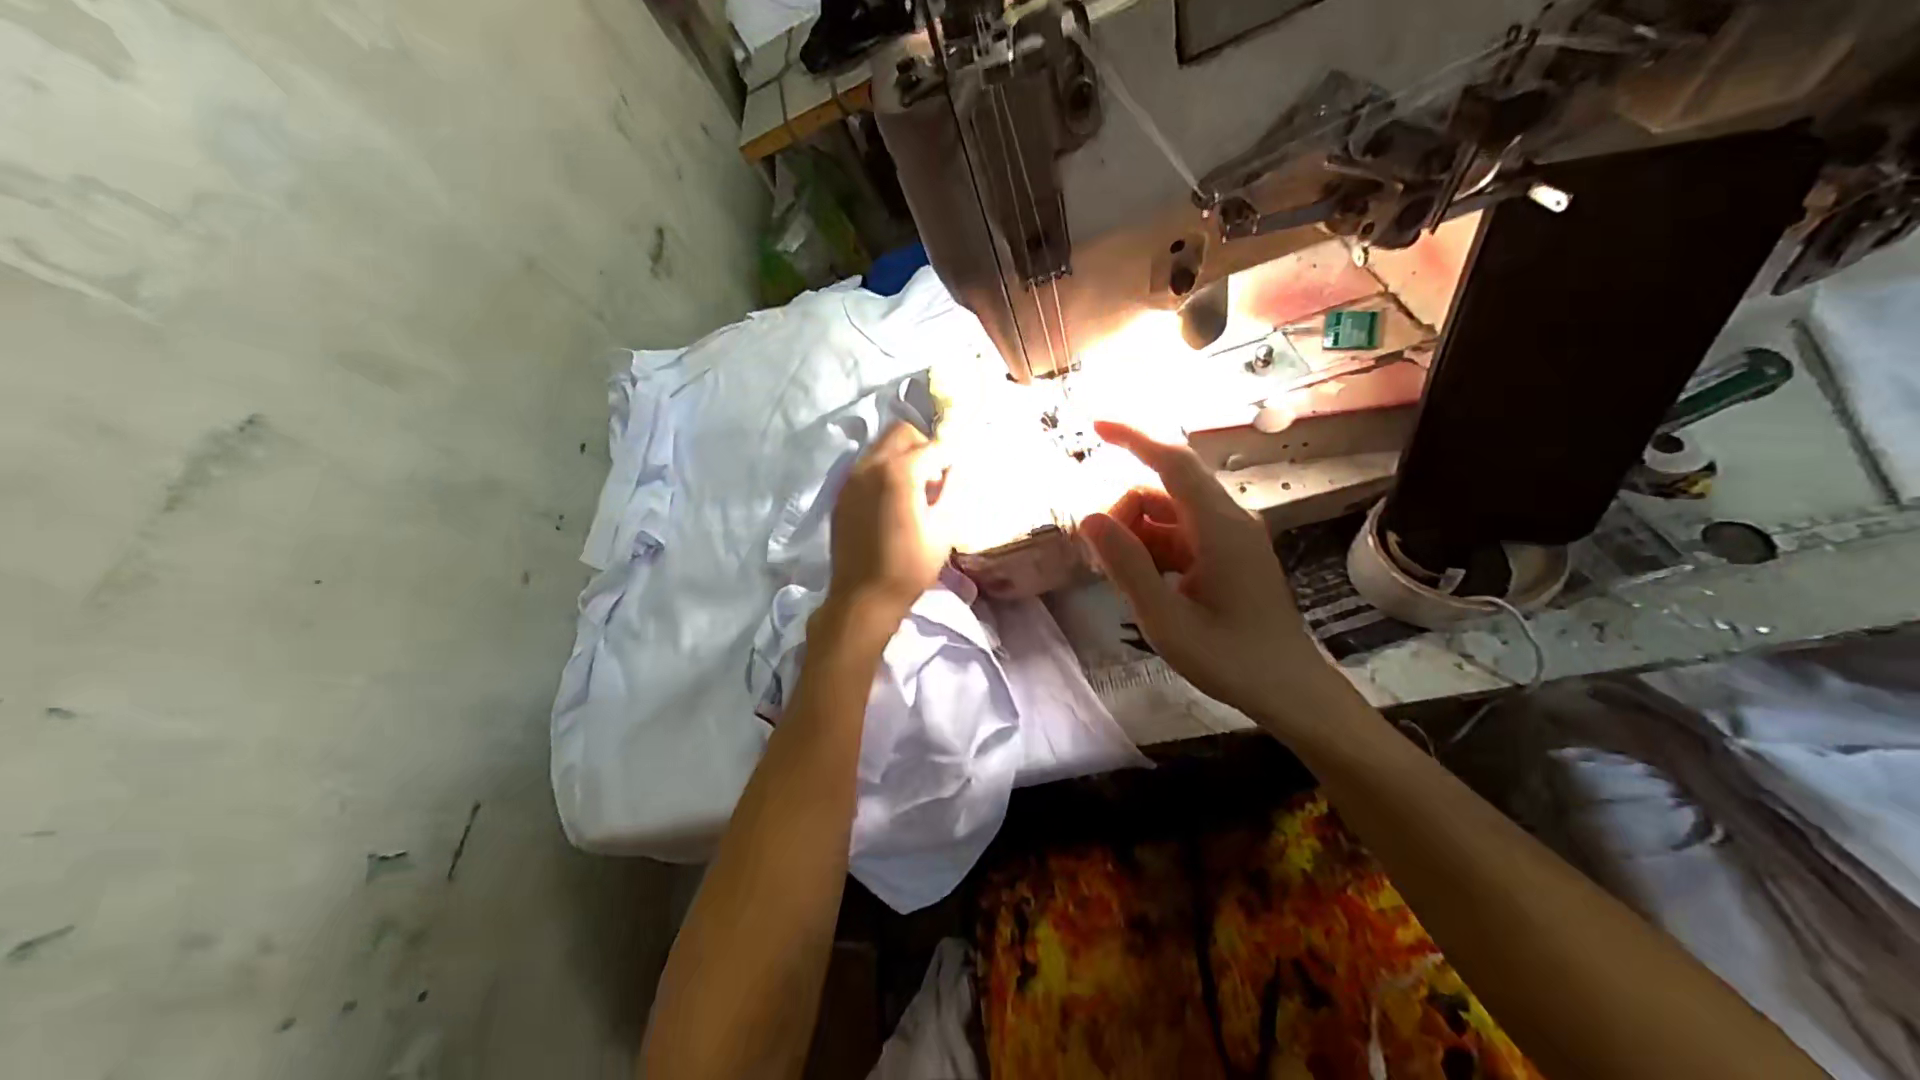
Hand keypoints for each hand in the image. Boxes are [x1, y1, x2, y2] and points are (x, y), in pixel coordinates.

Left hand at [826, 421, 951, 622]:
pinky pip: (866, 466)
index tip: (955, 477)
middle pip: (901, 432)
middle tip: (933, 478)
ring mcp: (851, 478)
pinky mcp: (841, 493)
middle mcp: (870, 466)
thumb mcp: (943, 530)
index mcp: (899, 473)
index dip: (949, 458)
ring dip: (902, 457)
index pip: (933, 446)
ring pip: (881, 446)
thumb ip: (950, 491)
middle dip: (923, 446)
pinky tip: (892, 501)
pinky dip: (884, 471)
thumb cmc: (909, 568)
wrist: (863, 597)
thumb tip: (952, 470)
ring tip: (912, 490)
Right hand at [1080, 421, 1334, 727]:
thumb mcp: (1166, 620)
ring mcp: (1230, 540)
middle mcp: (1228, 522)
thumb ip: (1127, 566)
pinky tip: (1142, 584)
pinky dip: (1153, 550)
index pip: (1172, 463)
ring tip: (1117, 579)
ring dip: (1135, 536)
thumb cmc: (1232, 660)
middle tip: (1098, 562)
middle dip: (1122, 514)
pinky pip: (1180, 537)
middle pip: (1161, 492)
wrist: (1291, 692)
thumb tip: (1090, 519)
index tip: (1095, 426)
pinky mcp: (1228, 558)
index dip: (1133, 438)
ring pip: (1167, 515)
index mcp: (1220, 528)